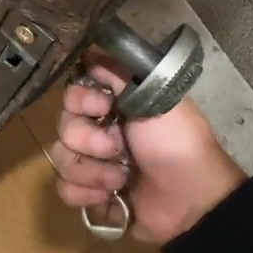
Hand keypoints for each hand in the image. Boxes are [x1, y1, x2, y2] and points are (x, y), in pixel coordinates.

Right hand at [50, 52, 245, 244]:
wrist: (191, 199)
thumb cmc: (177, 143)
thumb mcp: (156, 98)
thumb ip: (122, 73)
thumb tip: (91, 52)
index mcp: (115, 106)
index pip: (73, 93)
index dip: (80, 101)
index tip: (103, 107)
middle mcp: (100, 130)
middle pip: (63, 127)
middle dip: (88, 141)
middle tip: (116, 148)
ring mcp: (94, 164)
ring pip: (62, 160)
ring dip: (91, 172)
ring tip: (120, 180)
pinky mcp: (92, 195)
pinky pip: (66, 190)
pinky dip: (87, 195)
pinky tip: (110, 197)